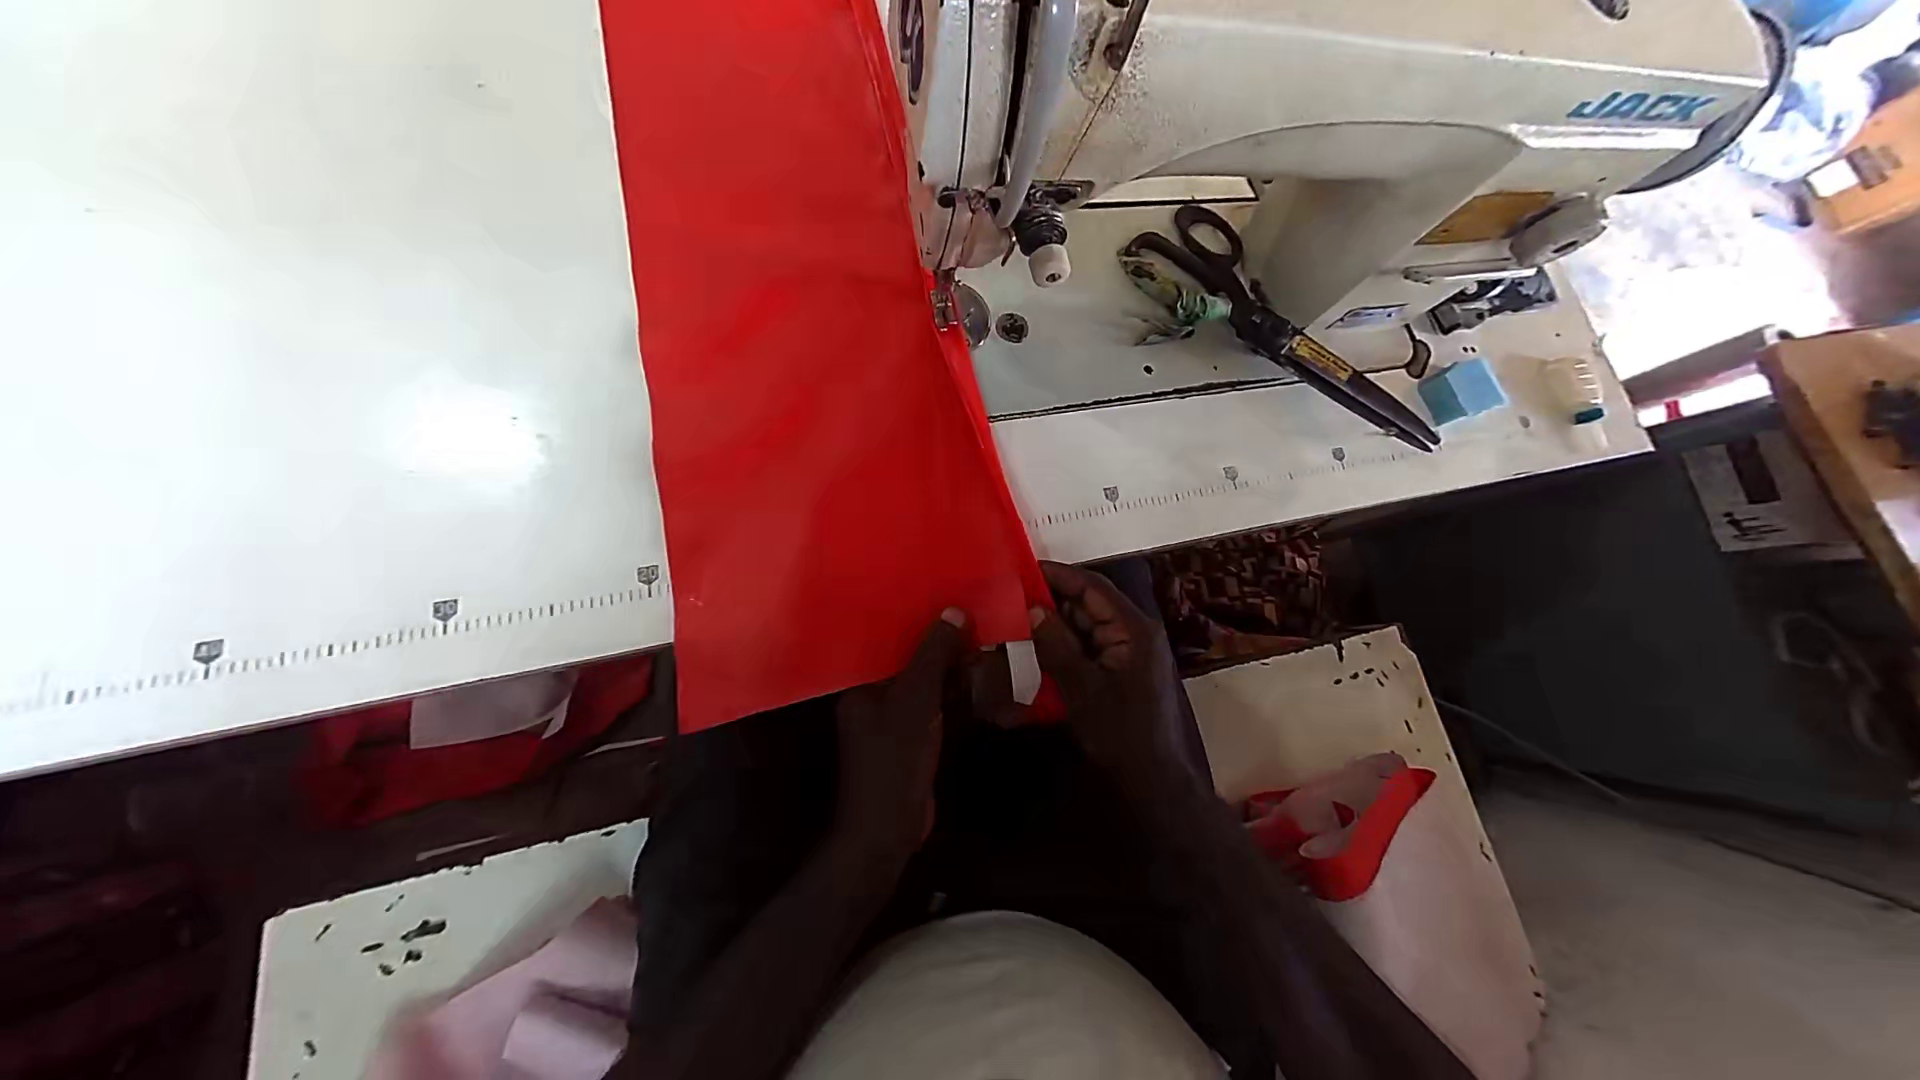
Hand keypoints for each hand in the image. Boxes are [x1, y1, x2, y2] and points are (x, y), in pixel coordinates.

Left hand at [834, 608, 968, 856]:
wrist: (889, 828)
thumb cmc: (893, 759)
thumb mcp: (914, 700)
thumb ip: (932, 657)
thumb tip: (954, 611)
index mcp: (861, 682)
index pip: (886, 638)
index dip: (915, 617)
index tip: (944, 594)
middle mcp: (873, 696)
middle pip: (909, 659)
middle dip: (940, 643)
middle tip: (973, 615)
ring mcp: (894, 719)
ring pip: (925, 682)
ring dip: (952, 668)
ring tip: (983, 639)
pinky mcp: (913, 737)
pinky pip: (934, 705)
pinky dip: (955, 694)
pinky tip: (980, 680)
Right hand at [1028, 562, 1190, 793]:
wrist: (1153, 782)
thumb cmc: (1121, 733)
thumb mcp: (1082, 688)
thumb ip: (1056, 645)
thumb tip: (1032, 609)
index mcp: (1133, 629)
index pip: (1093, 587)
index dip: (1059, 575)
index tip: (1024, 569)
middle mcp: (1134, 633)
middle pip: (1089, 605)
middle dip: (1052, 600)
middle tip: (1011, 595)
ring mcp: (1128, 653)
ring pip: (1086, 627)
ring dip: (1055, 623)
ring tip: (1016, 617)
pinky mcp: (1120, 671)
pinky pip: (1088, 648)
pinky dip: (1064, 645)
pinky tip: (1036, 646)